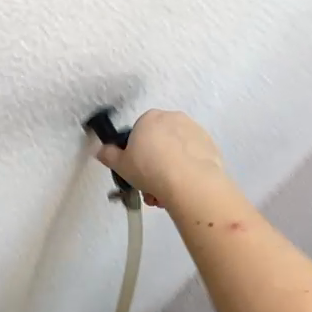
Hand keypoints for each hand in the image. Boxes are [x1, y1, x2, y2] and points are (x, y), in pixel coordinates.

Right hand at [95, 109, 229, 207]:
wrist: (190, 182)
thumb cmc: (150, 169)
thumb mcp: (120, 165)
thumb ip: (108, 155)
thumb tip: (101, 150)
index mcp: (149, 118)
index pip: (138, 132)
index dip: (135, 152)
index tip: (135, 169)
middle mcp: (173, 118)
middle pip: (159, 141)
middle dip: (154, 162)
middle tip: (149, 185)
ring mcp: (194, 130)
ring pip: (176, 151)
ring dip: (169, 169)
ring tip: (165, 193)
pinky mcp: (210, 145)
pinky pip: (193, 157)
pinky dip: (187, 170)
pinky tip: (182, 188)